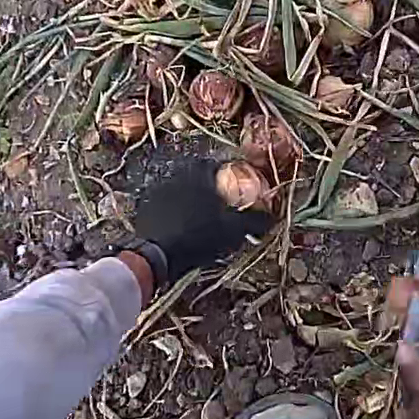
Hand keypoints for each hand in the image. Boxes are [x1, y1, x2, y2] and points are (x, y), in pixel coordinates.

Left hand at [130, 159, 271, 286]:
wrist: (158, 255)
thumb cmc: (199, 236)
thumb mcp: (233, 230)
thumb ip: (254, 221)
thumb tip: (273, 218)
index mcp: (199, 177)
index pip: (213, 163)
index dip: (223, 171)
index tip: (230, 182)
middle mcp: (177, 178)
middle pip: (194, 174)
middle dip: (206, 184)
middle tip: (216, 199)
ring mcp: (158, 192)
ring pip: (178, 188)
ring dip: (188, 196)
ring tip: (198, 214)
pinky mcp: (145, 208)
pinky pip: (163, 203)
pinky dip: (172, 209)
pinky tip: (179, 224)